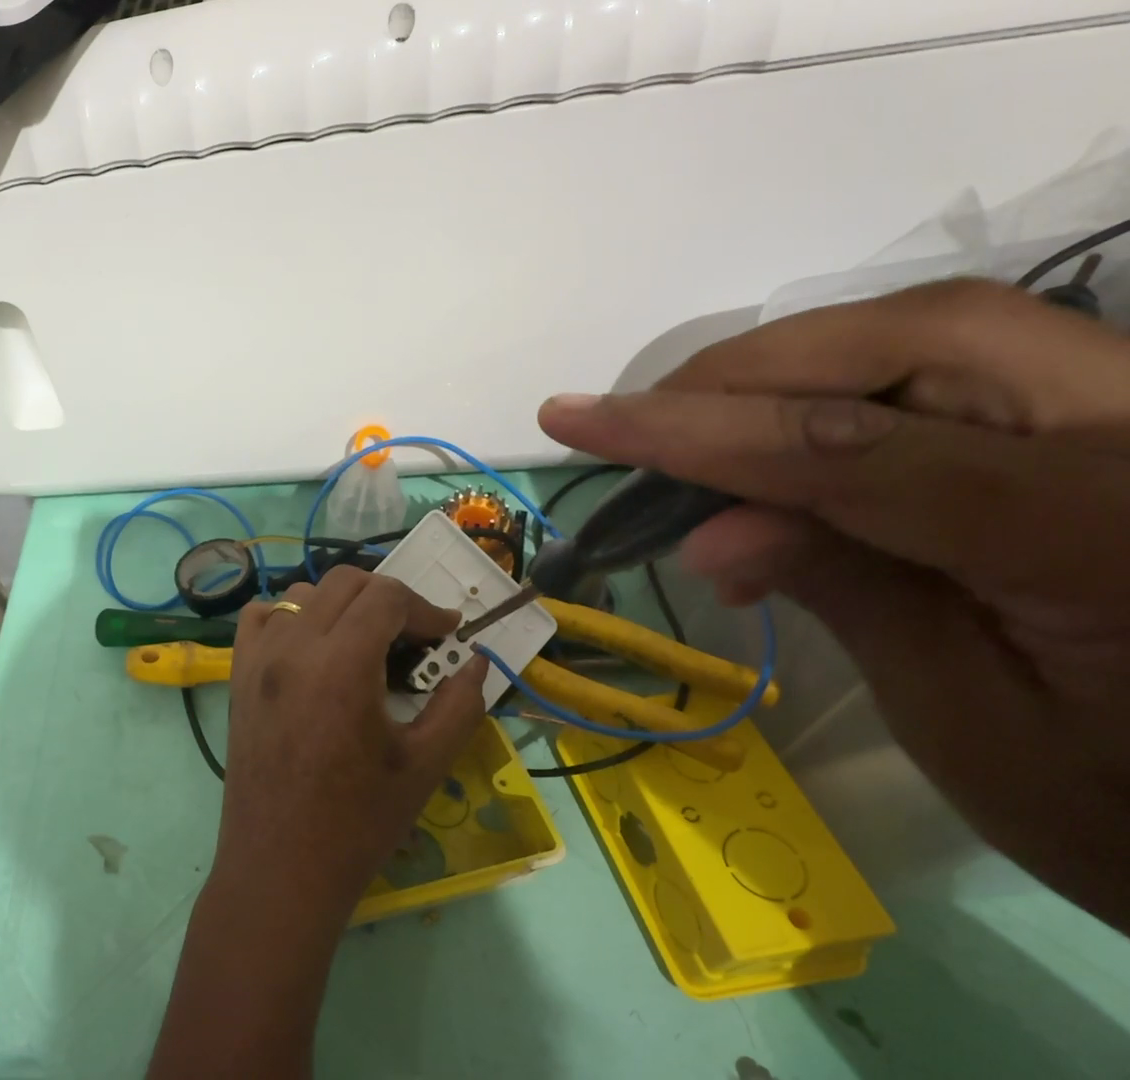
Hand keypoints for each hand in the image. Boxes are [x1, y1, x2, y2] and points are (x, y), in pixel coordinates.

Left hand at [148, 567, 488, 1079]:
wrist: (281, 866)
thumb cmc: (358, 823)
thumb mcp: (425, 765)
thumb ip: (459, 703)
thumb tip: (477, 660)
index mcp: (341, 665)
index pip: (386, 597)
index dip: (425, 608)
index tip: (447, 635)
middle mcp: (293, 648)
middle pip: (345, 583)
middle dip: (389, 598)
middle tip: (414, 637)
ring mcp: (258, 659)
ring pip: (302, 594)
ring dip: (341, 605)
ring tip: (365, 644)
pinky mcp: (238, 676)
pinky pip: (261, 618)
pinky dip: (291, 616)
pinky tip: (311, 649)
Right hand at [538, 278, 1129, 930]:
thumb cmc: (1123, 808)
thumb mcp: (965, 717)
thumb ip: (846, 589)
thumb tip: (706, 531)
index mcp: (1111, 534)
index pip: (858, 450)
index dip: (701, 432)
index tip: (576, 419)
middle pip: (918, 339)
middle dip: (751, 373)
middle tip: (642, 425)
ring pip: (940, 333)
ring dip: (793, 373)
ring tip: (698, 440)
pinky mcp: (1113, 416)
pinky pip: (962, 366)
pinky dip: (846, 391)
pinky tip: (783, 451)